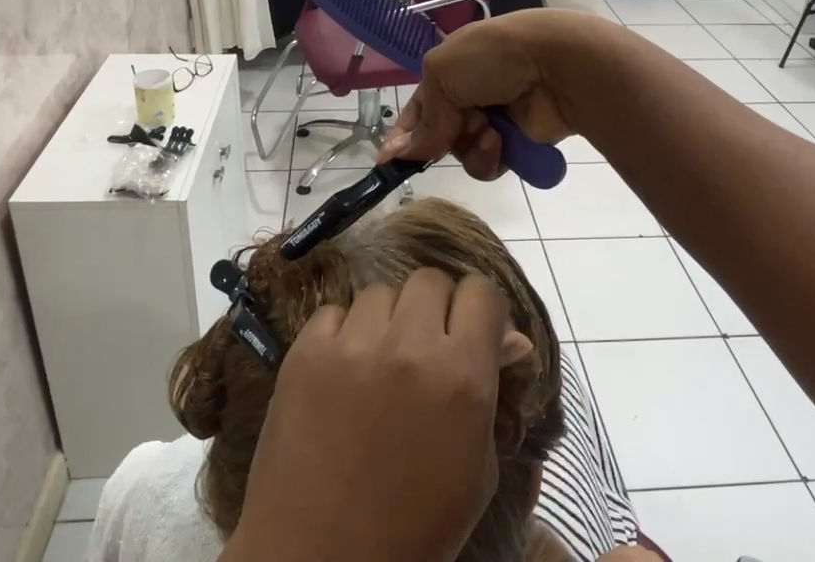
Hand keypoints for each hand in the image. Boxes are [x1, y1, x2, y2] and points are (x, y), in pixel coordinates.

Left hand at [221, 270, 532, 561]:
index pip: (482, 293)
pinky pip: (334, 312)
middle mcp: (410, 346)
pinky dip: (343, 332)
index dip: (481, 309)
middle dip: (436, 307)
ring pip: (381, 292)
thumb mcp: (477, 470)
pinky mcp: (305, 352)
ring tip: (380, 361)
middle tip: (427, 346)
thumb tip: (508, 339)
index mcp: (463, 376)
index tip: (473, 330)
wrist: (321, 558)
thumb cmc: (415, 527)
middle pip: (431, 281)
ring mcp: (353, 345)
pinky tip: (342, 370)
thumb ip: (492, 393)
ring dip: (389, 319)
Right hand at [380, 10, 610, 179]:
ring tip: (489, 128)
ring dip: (469, 144)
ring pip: (461, 152)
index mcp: (448, 70)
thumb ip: (424, 118)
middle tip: (457, 125)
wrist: (556, 66)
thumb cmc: (493, 58)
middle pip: (437, 135)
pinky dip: (489, 157)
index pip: (417, 109)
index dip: (402, 134)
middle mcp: (468, 95)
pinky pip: (486, 164)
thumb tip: (403, 154)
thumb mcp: (442, 74)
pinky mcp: (514, 143)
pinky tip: (501, 141)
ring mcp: (492, 120)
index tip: (385, 162)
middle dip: (441, 136)